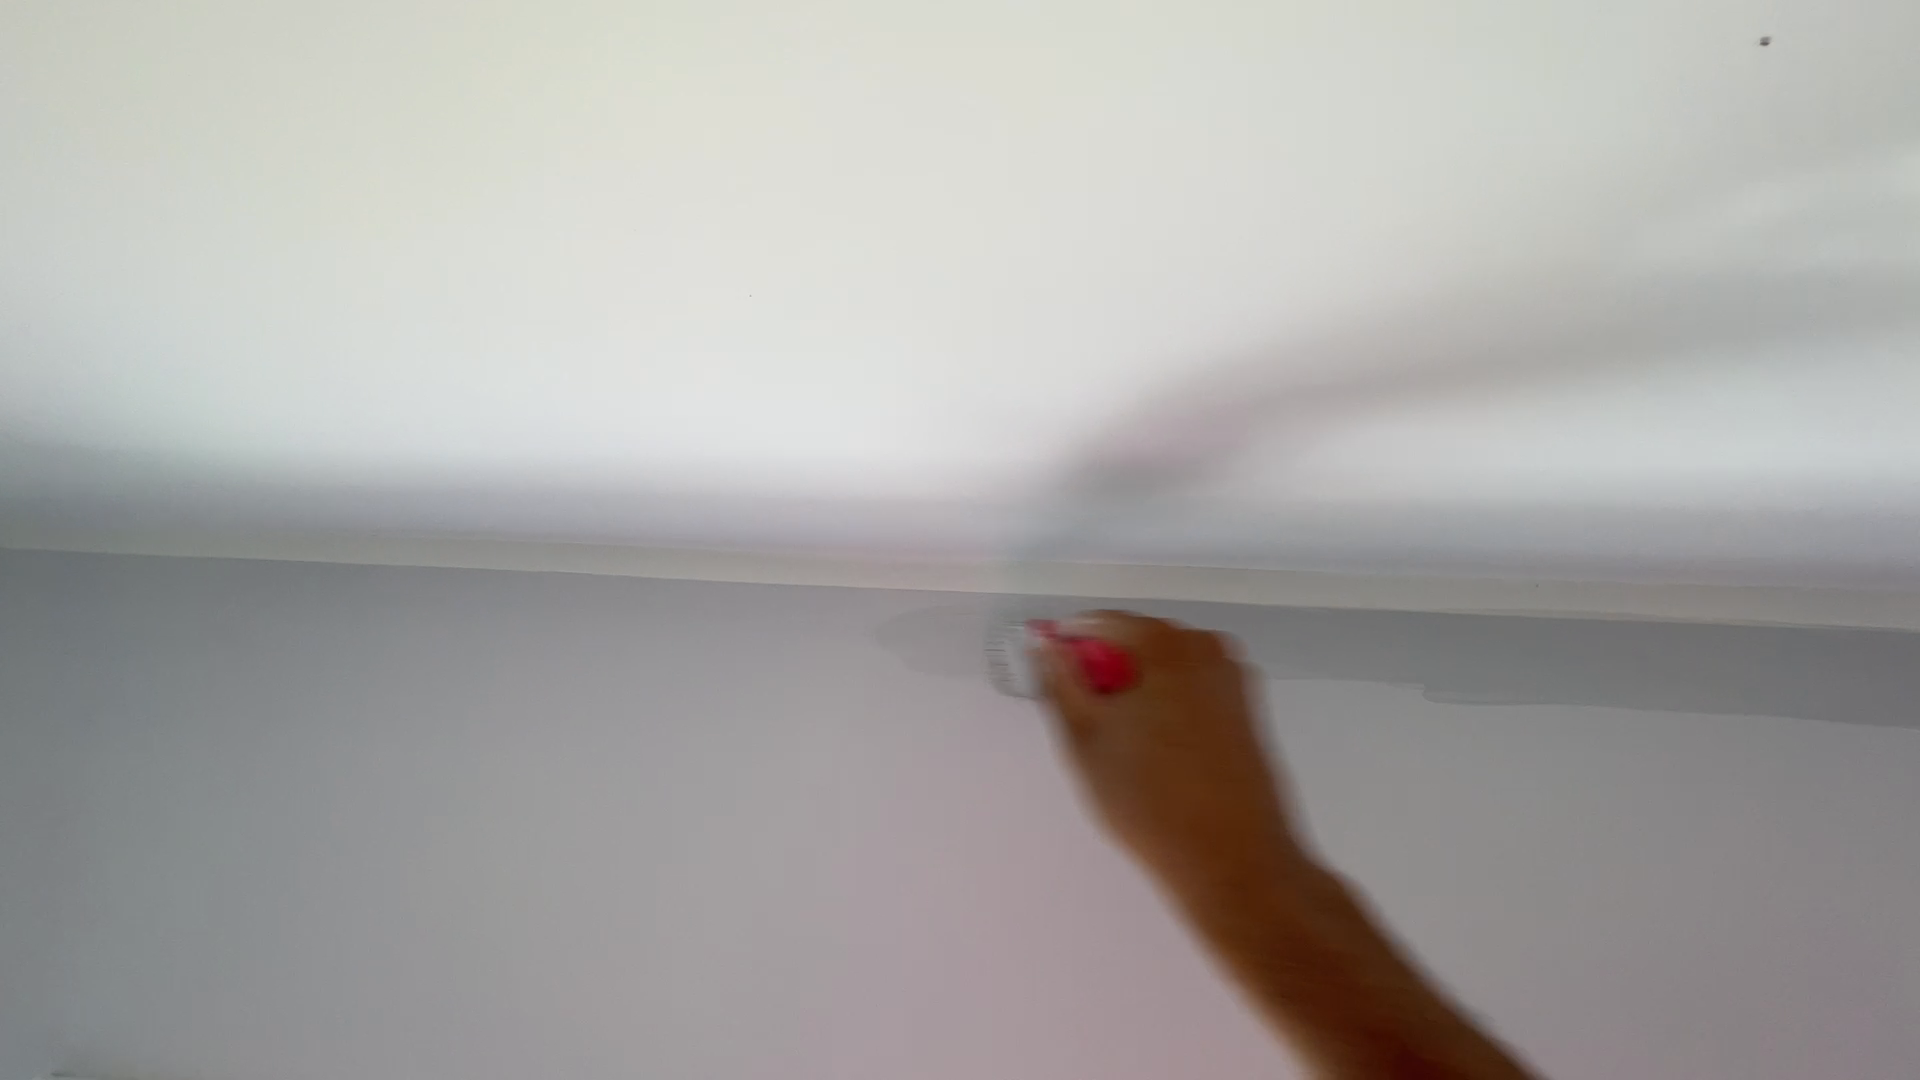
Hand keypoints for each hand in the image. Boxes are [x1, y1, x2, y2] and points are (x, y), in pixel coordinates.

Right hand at [1034, 611, 1309, 899]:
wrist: (1235, 862)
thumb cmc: (1148, 798)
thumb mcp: (1084, 737)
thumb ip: (1059, 679)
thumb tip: (1043, 642)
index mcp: (1166, 643)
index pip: (1102, 622)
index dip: (1068, 643)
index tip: (1050, 672)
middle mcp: (1207, 647)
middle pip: (1138, 639)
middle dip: (1106, 668)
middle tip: (1084, 716)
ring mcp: (1234, 677)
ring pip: (1166, 665)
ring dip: (1138, 686)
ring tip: (1122, 739)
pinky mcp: (1249, 710)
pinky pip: (1193, 687)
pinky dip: (1168, 701)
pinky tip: (1159, 748)